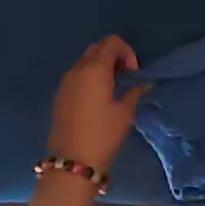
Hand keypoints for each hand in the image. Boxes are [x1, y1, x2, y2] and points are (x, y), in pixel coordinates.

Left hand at [48, 36, 149, 171]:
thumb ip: (135, 91)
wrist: (72, 163)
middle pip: (97, 48)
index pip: (112, 42)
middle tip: (125, 78)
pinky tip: (98, 98)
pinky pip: (77, 74)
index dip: (127, 52)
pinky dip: (90, 77)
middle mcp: (77, 69)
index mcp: (94, 69)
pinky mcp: (60, 95)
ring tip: (113, 89)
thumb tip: (144, 82)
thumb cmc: (103, 135)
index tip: (134, 73)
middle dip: (114, 56)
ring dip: (101, 66)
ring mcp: (65, 82)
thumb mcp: (125, 113)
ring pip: (85, 61)